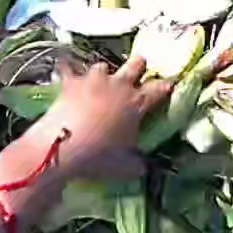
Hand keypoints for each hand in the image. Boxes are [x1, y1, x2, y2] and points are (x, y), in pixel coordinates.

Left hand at [0, 54, 169, 232]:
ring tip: (99, 81)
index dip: (165, 85)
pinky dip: (67, 71)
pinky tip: (63, 71)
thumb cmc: (99, 157)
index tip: (169, 83)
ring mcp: (94, 80)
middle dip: (139, 65)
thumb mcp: (125, 167)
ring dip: (103, 73)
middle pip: (135, 64)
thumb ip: (137, 164)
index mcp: (136, 103)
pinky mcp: (71, 82)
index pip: (158, 89)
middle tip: (138, 69)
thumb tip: (143, 167)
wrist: (63, 146)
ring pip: (103, 66)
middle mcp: (119, 85)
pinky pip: (68, 69)